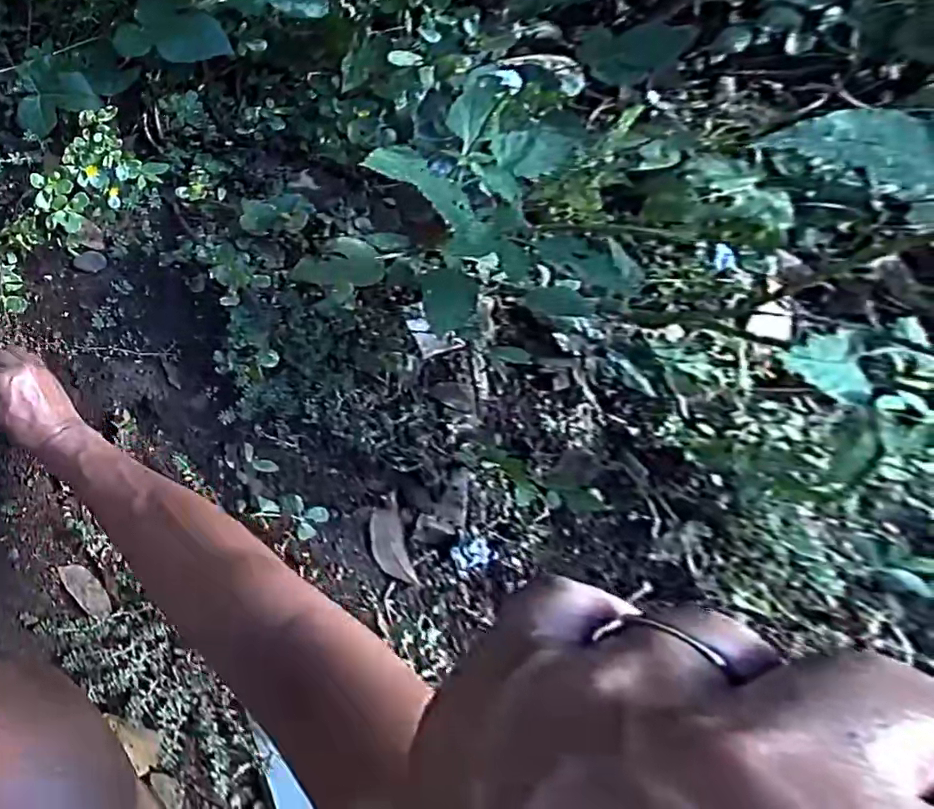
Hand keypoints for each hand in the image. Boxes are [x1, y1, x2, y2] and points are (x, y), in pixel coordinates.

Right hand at [0, 347, 91, 462]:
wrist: (59, 435)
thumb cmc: (33, 432)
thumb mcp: (0, 419)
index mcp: (3, 380)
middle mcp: (19, 369)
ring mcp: (34, 367)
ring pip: (13, 350)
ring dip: (6, 358)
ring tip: (4, 369)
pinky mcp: (46, 370)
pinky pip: (28, 356)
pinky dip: (21, 360)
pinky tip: (20, 371)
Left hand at [400, 577, 933, 808]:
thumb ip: (846, 802)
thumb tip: (882, 786)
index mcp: (801, 791)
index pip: (898, 702)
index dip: (916, 745)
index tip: (906, 769)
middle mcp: (687, 726)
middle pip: (790, 670)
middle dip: (812, 721)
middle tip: (799, 774)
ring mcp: (578, 683)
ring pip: (680, 633)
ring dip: (704, 679)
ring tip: (701, 730)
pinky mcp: (499, 668)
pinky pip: (559, 603)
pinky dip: (594, 625)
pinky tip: (611, 661)